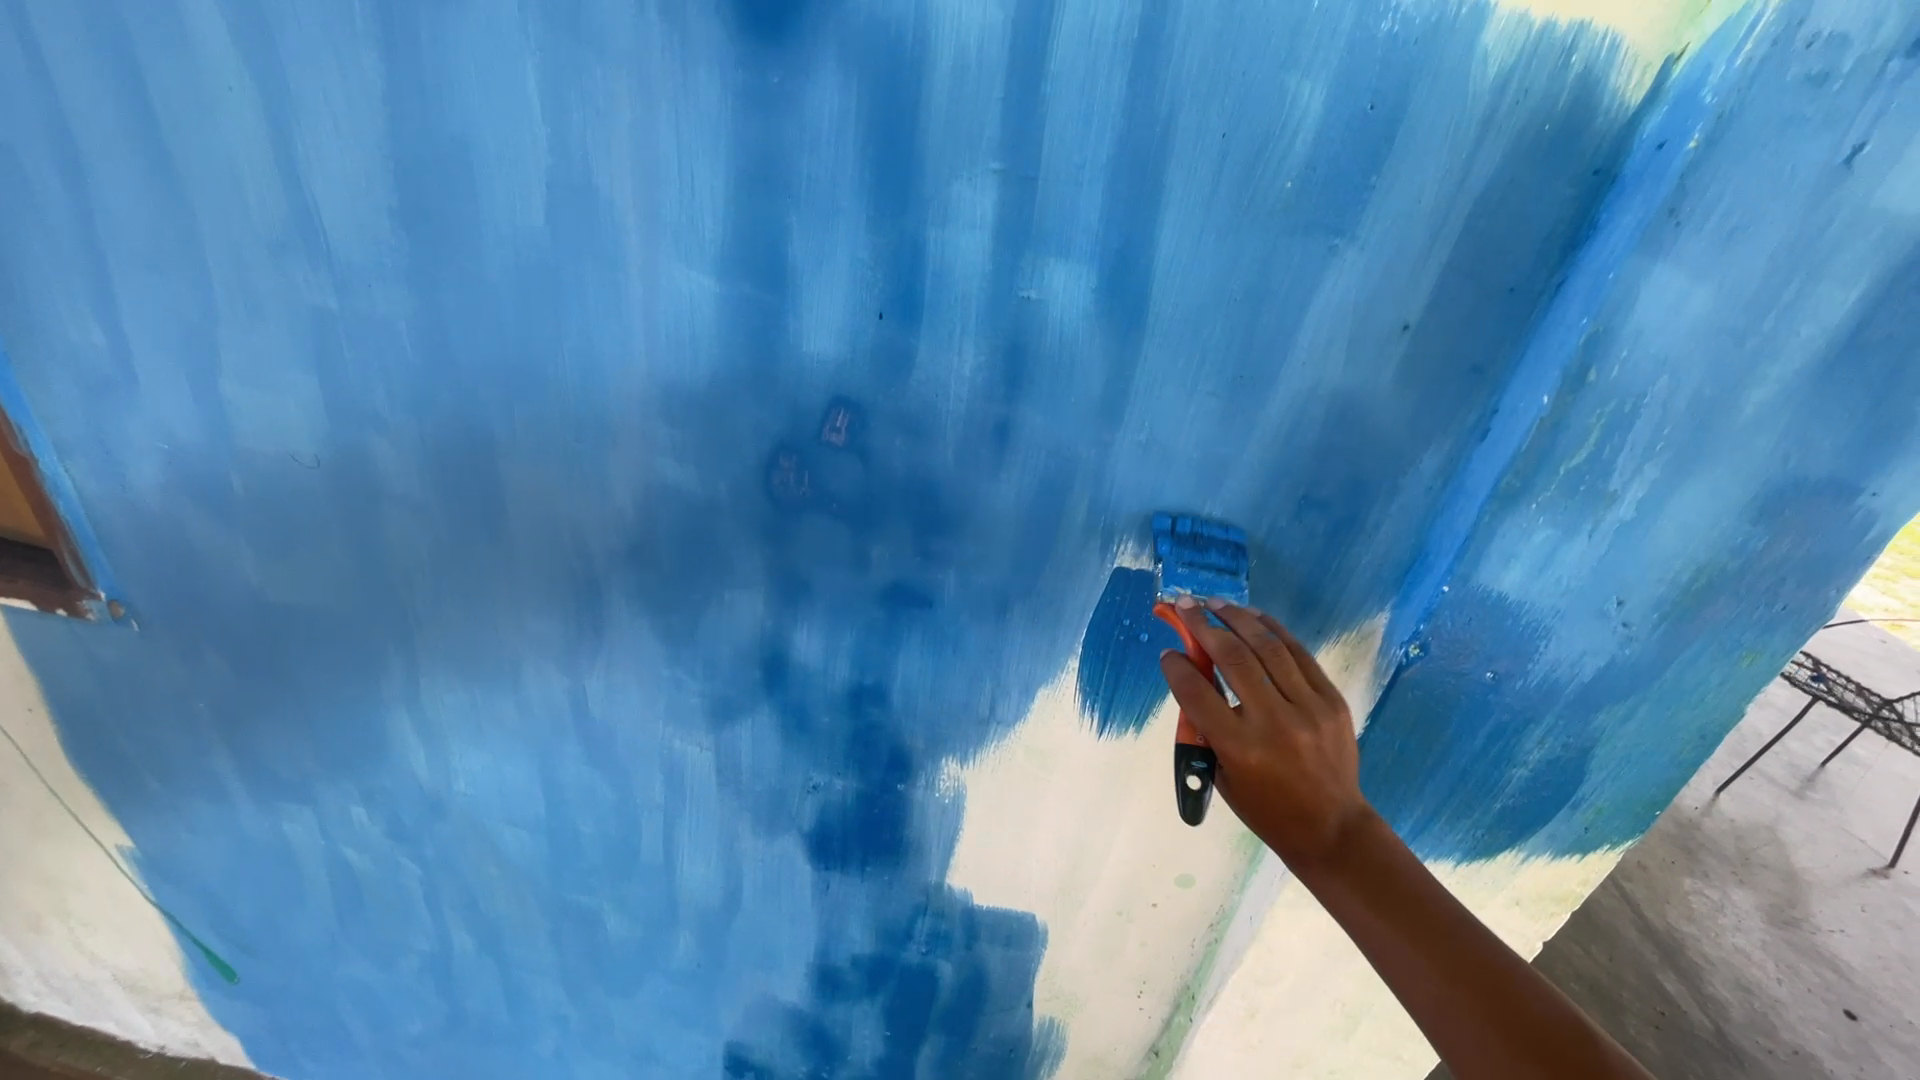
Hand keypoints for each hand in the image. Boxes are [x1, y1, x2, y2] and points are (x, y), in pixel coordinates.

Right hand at [1159, 596, 1374, 869]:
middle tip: (1184, 605)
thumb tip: (1193, 673)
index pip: (1197, 692)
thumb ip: (1206, 725)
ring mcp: (1308, 708)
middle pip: (1232, 658)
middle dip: (1203, 625)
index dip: (1177, 667)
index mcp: (1240, 749)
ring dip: (1236, 618)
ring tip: (1215, 602)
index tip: (1167, 653)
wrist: (1332, 828)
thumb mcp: (1221, 773)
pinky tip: (1252, 616)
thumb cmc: (1265, 807)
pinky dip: (1272, 630)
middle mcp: (1274, 723)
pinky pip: (1298, 654)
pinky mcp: (1331, 701)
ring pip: (1267, 647)